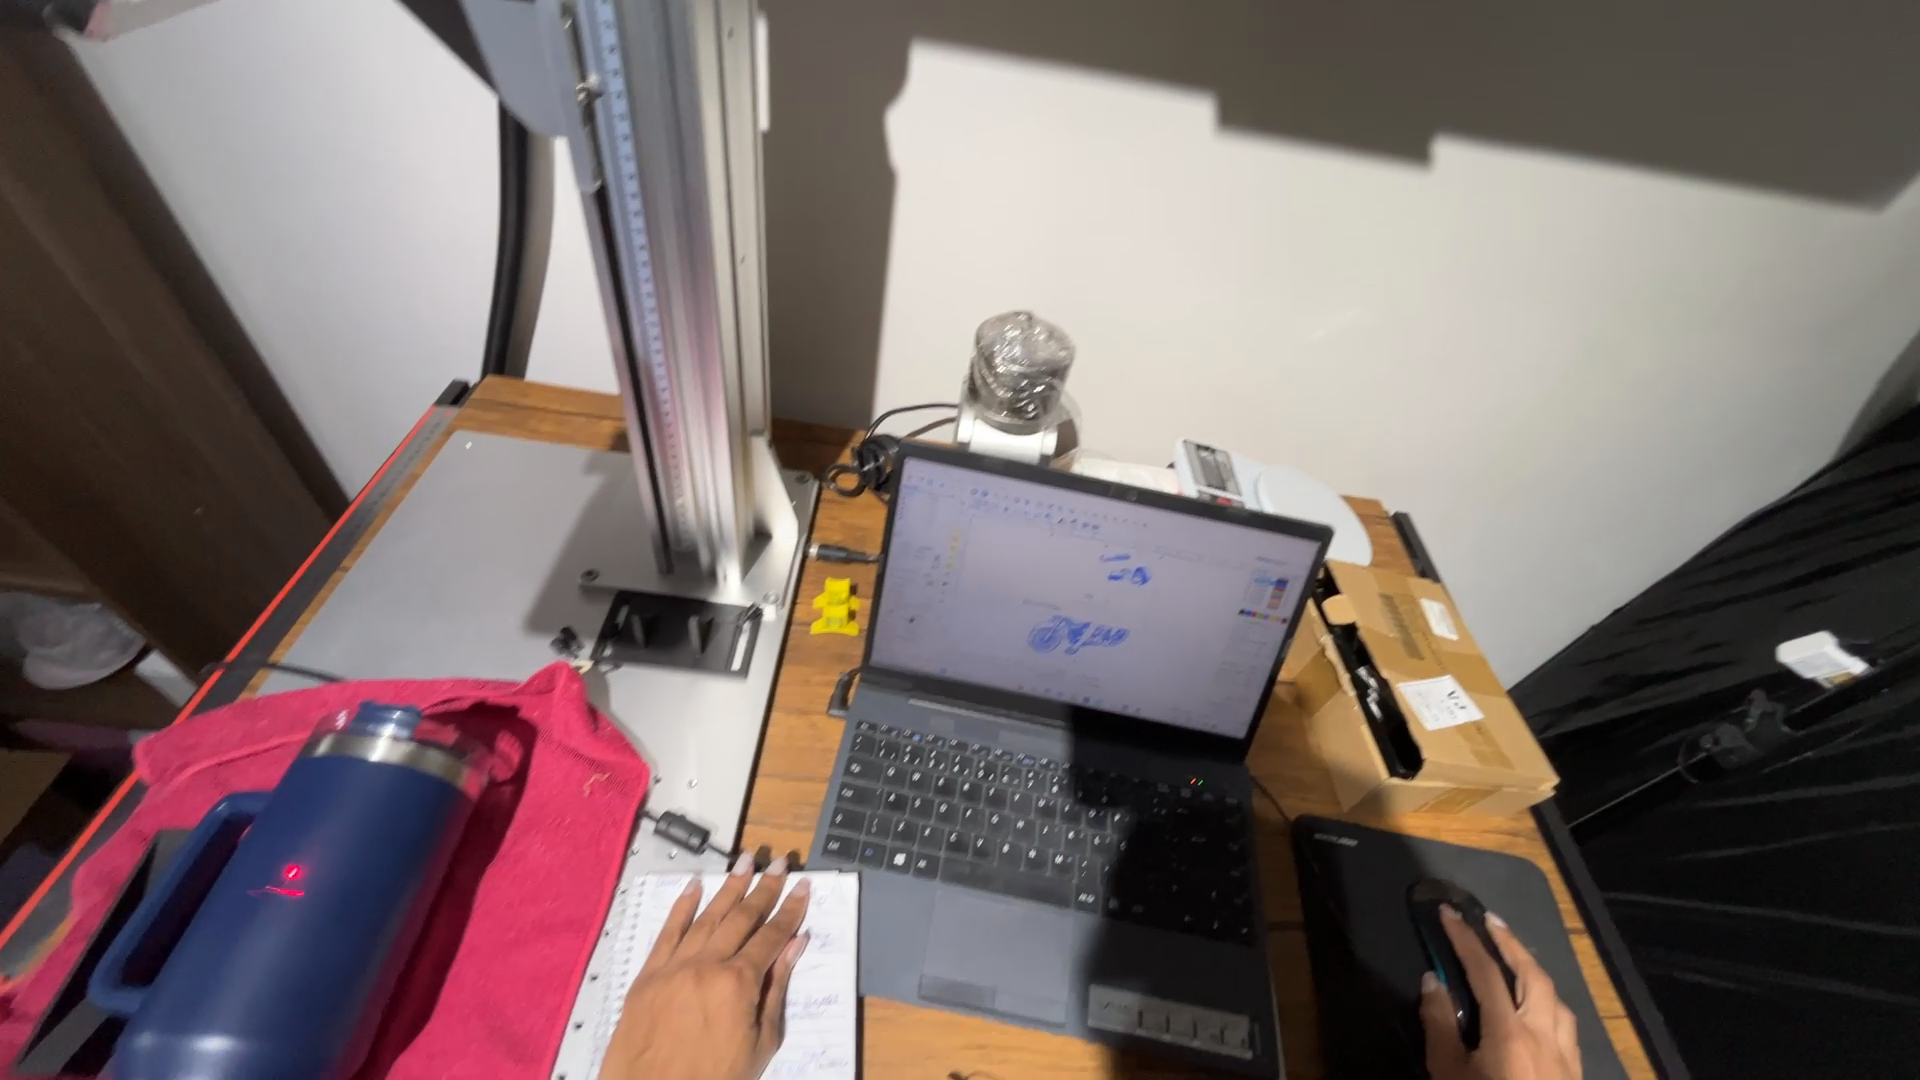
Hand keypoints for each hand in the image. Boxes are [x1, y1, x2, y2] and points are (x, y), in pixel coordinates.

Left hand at [600, 853, 810, 1079]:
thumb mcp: (760, 1045)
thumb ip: (777, 989)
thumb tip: (796, 944)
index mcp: (739, 983)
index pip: (772, 936)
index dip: (790, 910)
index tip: (803, 886)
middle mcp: (708, 965)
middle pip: (742, 917)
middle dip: (764, 888)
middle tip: (778, 863)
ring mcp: (674, 967)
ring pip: (708, 916)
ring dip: (729, 887)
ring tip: (746, 861)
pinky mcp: (647, 977)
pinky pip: (667, 933)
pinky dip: (682, 907)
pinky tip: (695, 886)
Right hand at [1419, 906, 1580, 1079]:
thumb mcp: (1449, 1073)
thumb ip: (1439, 1025)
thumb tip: (1432, 981)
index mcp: (1510, 1032)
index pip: (1485, 971)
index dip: (1465, 938)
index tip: (1448, 913)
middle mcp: (1545, 1037)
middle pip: (1534, 977)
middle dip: (1510, 944)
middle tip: (1488, 921)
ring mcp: (1565, 1059)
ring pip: (1558, 1001)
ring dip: (1535, 972)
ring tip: (1514, 958)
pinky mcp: (1574, 1077)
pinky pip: (1566, 1026)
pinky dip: (1548, 1002)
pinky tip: (1537, 1009)